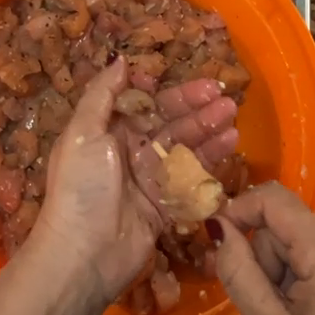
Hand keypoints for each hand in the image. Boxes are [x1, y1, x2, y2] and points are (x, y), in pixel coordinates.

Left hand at [25, 57, 238, 306]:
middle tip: (224, 95)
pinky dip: (210, 161)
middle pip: (167, 121)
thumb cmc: (80, 188)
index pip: (141, 101)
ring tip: (233, 116)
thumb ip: (102, 94)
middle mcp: (128, 149)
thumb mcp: (83, 133)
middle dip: (195, 107)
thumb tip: (120, 59)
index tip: (187, 78)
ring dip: (208, 129)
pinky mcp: (164, 205)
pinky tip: (230, 145)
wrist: (82, 255)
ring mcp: (148, 178)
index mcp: (107, 128)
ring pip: (183, 146)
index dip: (165, 89)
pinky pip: (190, 178)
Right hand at [214, 184, 314, 314]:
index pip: (276, 200)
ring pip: (303, 249)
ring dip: (284, 276)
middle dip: (265, 261)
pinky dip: (305, 284)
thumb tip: (217, 225)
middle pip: (287, 229)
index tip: (216, 239)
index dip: (239, 209)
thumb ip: (241, 273)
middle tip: (263, 307)